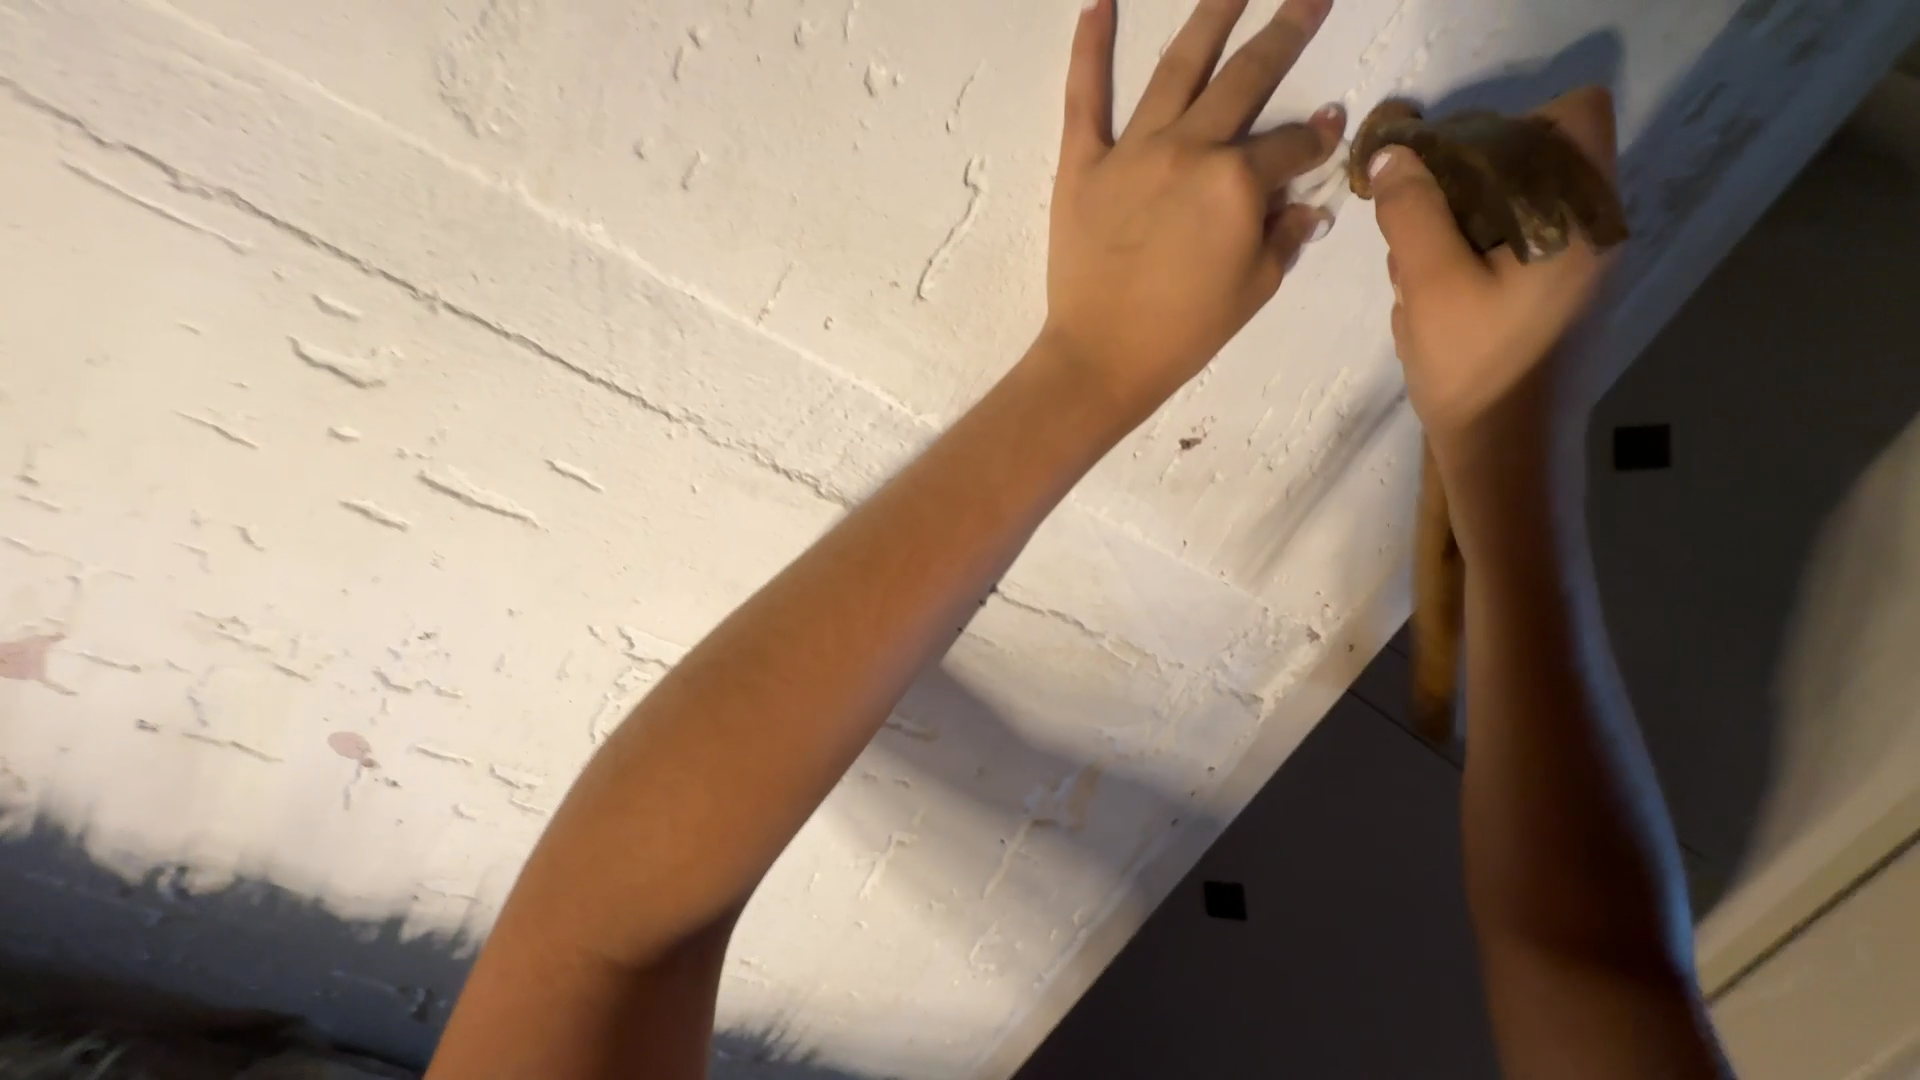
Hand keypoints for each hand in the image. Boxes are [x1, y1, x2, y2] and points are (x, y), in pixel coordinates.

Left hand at [1041, 0, 1343, 424]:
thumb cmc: (1183, 334)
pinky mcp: (1082, 165)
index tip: (1328, 133)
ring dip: (1211, 15)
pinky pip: (1084, 98)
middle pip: (1247, 79)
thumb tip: (1303, 205)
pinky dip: (1089, 49)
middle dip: (1287, 32)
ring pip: (1177, 68)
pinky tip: (1097, 5)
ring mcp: (1132, 152)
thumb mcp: (1254, 289)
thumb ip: (1282, 236)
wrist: (1102, 358)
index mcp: (1237, 183)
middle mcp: (1189, 150)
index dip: (1317, 142)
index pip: (1292, 146)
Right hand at [1372, 86, 1620, 461]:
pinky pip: (1504, 255)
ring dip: (1453, 237)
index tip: (1444, 170)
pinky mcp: (1552, 298)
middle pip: (1530, 163)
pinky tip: (1435, 311)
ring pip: (1507, 213)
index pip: (1569, 115)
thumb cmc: (1476, 369)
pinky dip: (1464, 268)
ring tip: (1420, 289)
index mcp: (1583, 214)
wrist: (1506, 455)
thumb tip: (1393, 154)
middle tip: (1415, 240)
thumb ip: (1413, 213)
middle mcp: (1593, 229)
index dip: (1505, 125)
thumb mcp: (1431, 286)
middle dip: (1461, 191)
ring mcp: (1575, 267)